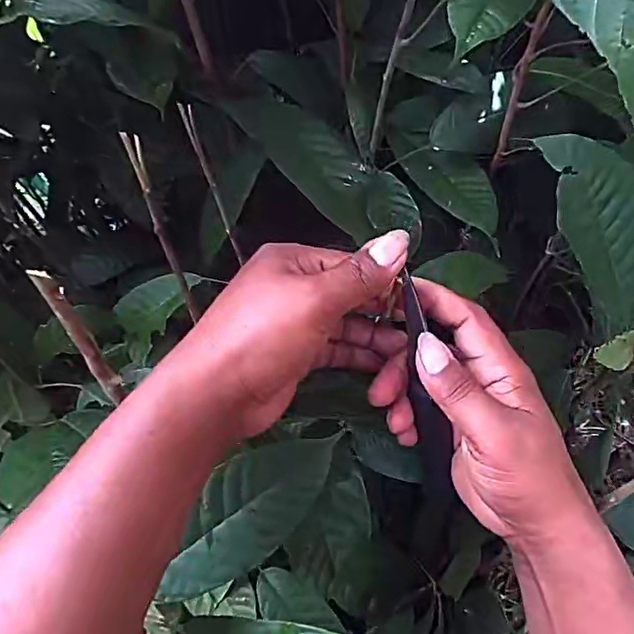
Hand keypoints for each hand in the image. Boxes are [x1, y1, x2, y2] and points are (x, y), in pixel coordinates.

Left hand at [161, 233, 410, 438]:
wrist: (214, 395)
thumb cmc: (263, 336)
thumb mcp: (316, 299)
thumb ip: (361, 274)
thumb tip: (401, 238)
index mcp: (294, 262)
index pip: (354, 264)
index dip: (387, 283)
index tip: (419, 305)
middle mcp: (295, 287)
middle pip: (353, 295)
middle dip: (385, 315)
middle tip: (416, 337)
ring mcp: (296, 322)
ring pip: (348, 325)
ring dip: (376, 339)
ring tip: (405, 358)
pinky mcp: (298, 354)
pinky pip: (338, 348)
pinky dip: (359, 355)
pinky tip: (383, 368)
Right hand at [368, 279, 595, 547]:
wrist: (537, 526)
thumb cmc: (528, 477)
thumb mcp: (493, 433)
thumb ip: (459, 390)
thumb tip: (425, 345)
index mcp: (501, 369)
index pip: (467, 319)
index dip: (435, 299)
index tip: (397, 290)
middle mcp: (484, 378)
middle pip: (437, 346)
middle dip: (404, 359)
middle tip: (380, 389)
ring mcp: (470, 401)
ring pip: (426, 375)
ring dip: (402, 389)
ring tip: (392, 417)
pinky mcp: (457, 424)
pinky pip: (425, 404)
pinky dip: (408, 412)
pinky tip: (403, 432)